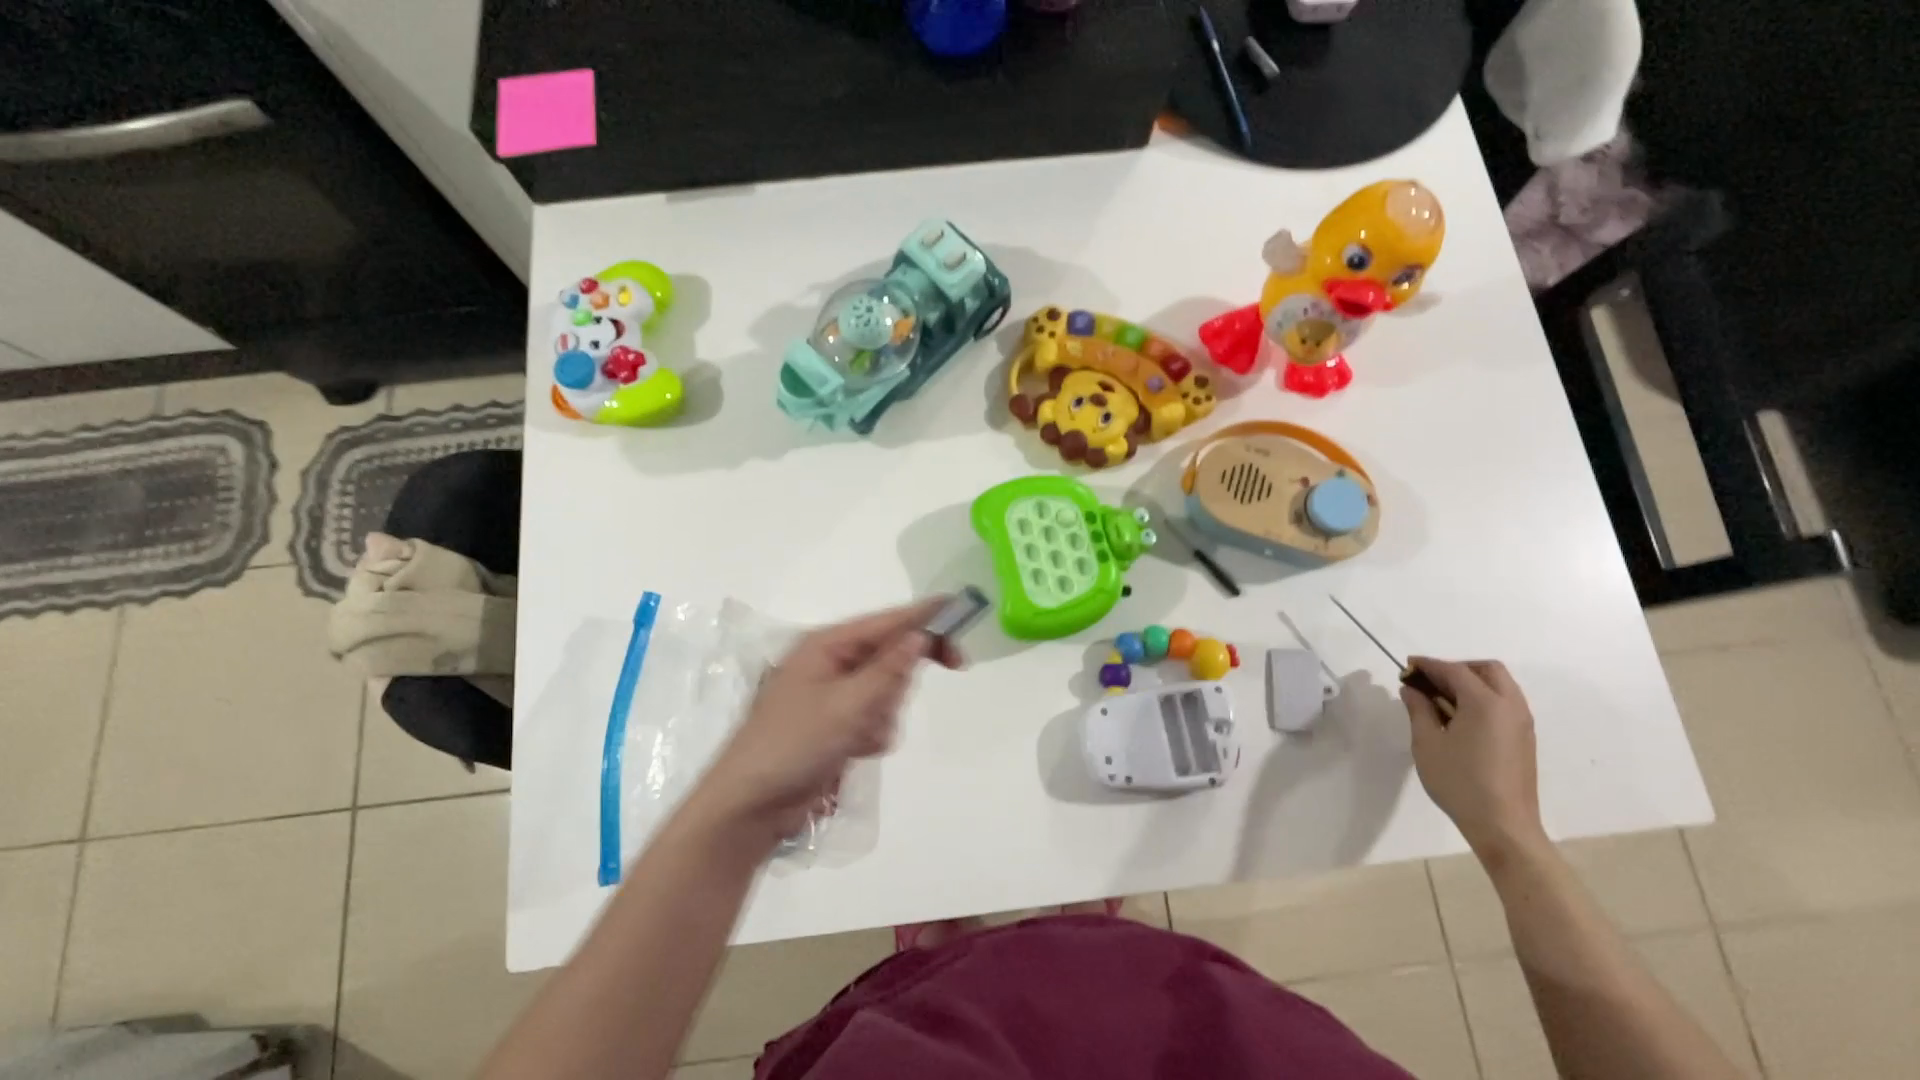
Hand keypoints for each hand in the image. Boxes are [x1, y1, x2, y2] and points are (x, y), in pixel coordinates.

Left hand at [694, 599, 962, 844]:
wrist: (752, 804)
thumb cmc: (794, 744)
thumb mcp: (847, 704)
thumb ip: (889, 670)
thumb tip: (920, 636)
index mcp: (825, 645)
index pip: (887, 622)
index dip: (925, 617)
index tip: (964, 614)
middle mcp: (829, 663)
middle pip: (890, 656)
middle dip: (898, 682)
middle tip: (906, 699)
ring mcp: (832, 696)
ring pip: (887, 691)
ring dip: (884, 714)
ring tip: (859, 737)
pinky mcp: (835, 726)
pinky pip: (874, 718)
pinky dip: (873, 734)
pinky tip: (854, 752)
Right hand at [1402, 658, 1546, 862]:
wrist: (1503, 824)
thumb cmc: (1459, 782)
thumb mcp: (1427, 744)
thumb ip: (1419, 710)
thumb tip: (1411, 689)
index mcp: (1485, 702)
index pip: (1454, 671)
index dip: (1429, 665)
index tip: (1407, 666)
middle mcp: (1510, 705)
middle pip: (1486, 670)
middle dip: (1456, 668)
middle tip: (1430, 681)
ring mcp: (1522, 722)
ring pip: (1500, 685)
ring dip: (1472, 682)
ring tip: (1442, 700)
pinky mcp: (1524, 738)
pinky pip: (1505, 703)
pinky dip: (1484, 698)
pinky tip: (1462, 718)